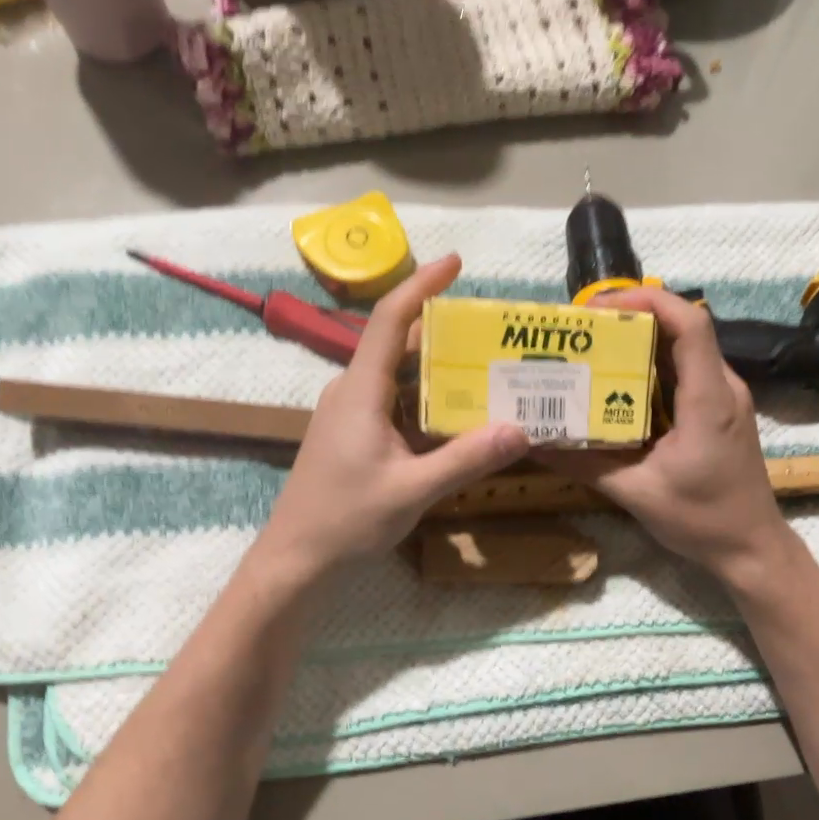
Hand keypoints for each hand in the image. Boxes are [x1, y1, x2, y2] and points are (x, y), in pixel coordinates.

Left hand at [254, 255, 530, 578]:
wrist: (297, 556)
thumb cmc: (346, 520)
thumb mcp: (413, 490)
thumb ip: (466, 459)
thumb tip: (521, 430)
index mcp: (361, 390)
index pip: (391, 320)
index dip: (421, 285)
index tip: (456, 263)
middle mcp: (352, 391)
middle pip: (401, 347)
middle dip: (446, 336)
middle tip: (494, 337)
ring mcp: (350, 413)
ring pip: (400, 378)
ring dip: (440, 374)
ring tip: (488, 375)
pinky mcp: (353, 434)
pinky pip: (395, 404)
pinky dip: (428, 403)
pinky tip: (458, 420)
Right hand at [540, 287, 794, 579]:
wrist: (752, 548)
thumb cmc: (702, 521)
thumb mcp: (636, 493)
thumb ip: (585, 463)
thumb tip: (533, 442)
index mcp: (708, 399)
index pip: (689, 324)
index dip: (648, 300)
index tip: (599, 306)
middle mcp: (723, 387)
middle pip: (682, 330)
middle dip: (631, 319)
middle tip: (581, 331)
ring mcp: (725, 398)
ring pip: (682, 351)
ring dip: (639, 344)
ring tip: (591, 351)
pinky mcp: (719, 412)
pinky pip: (685, 375)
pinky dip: (651, 371)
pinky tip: (617, 387)